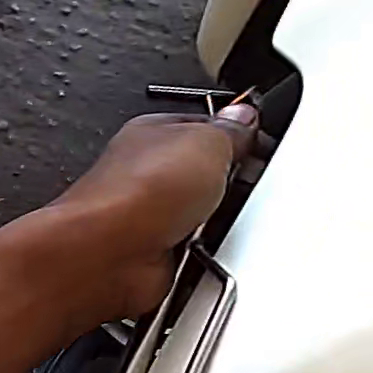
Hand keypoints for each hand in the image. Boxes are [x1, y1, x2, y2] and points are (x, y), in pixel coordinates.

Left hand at [39, 106, 259, 321]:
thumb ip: (230, 128)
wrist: (109, 251)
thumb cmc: (137, 191)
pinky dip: (208, 254)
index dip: (239, 137)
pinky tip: (203, 249)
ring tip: (213, 221)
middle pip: (210, 176)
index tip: (263, 146)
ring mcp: (150, 217)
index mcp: (154, 134)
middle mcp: (147, 175)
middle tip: (238, 188)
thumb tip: (242, 117)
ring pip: (209, 218)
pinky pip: (201, 253)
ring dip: (220, 223)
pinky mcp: (157, 255)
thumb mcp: (206, 141)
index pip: (207, 128)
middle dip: (232, 185)